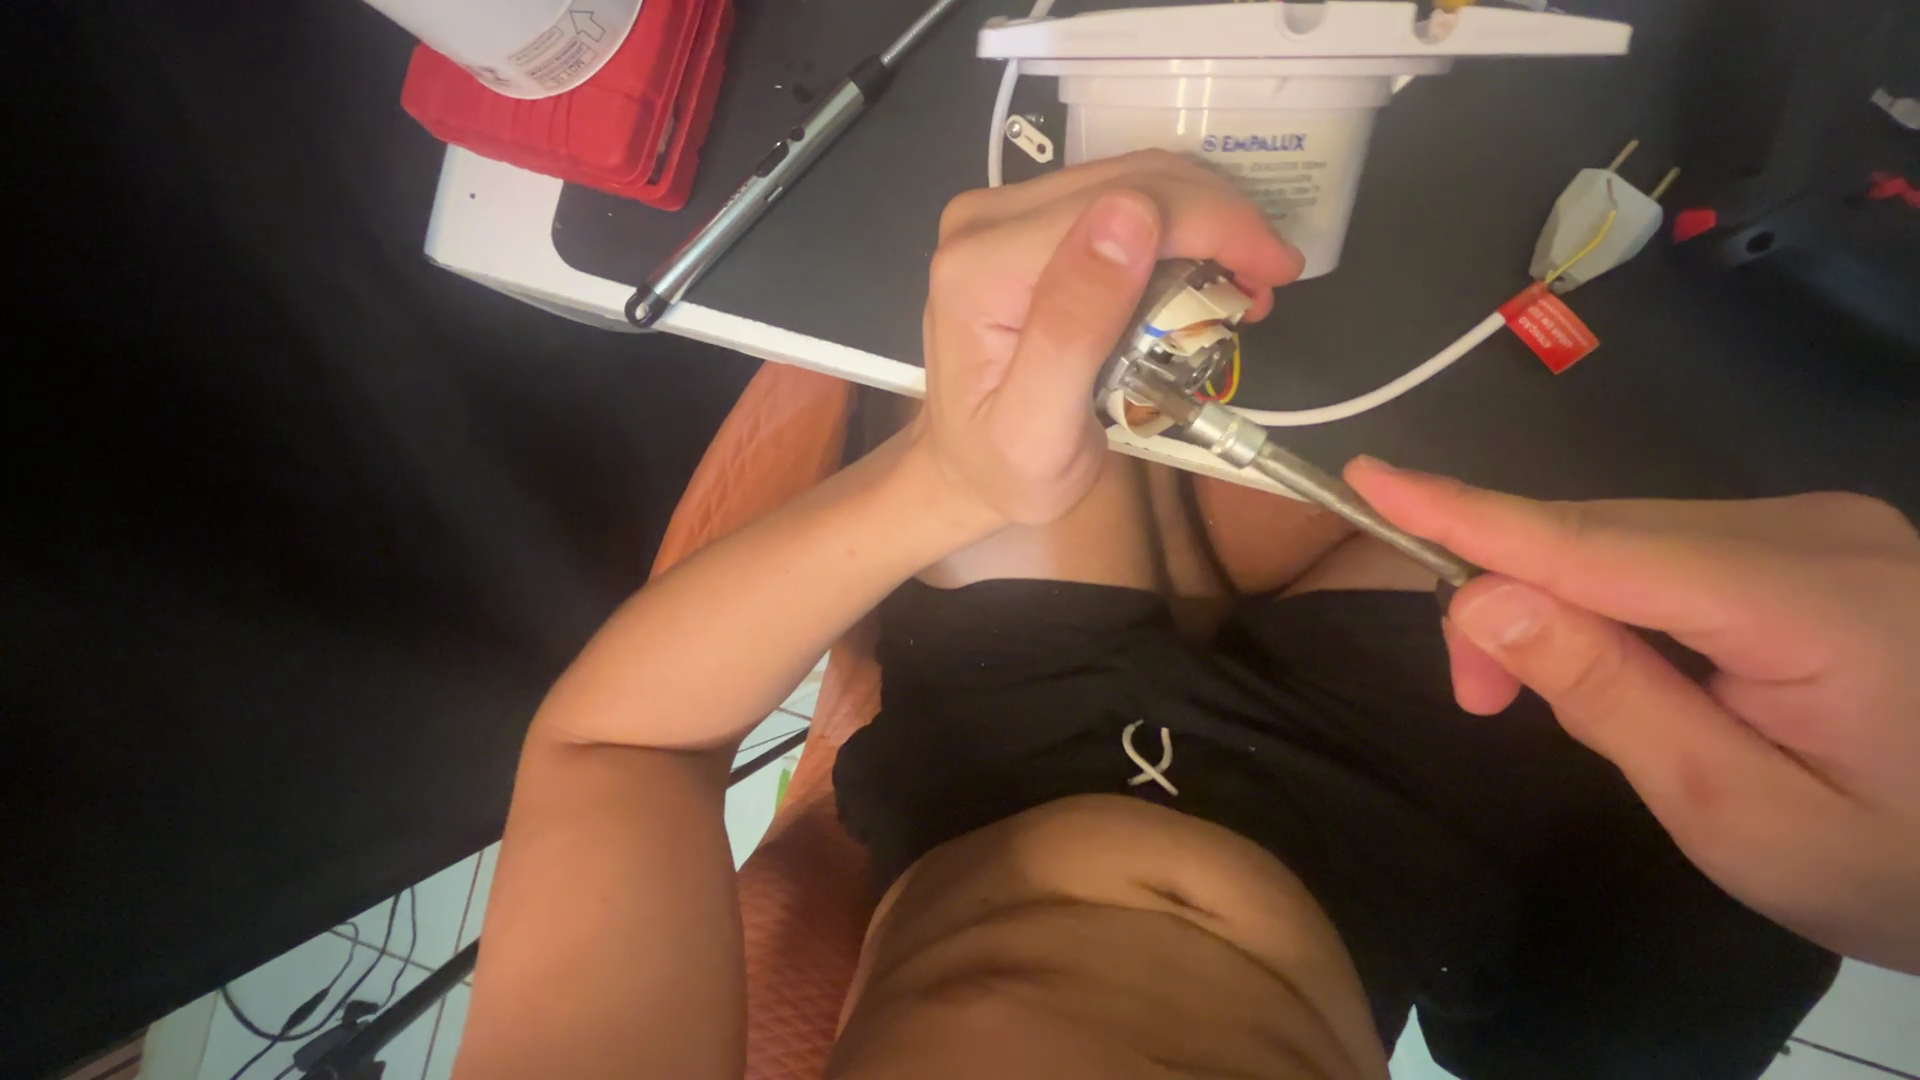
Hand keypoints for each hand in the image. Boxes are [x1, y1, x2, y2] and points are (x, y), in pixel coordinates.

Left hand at [914, 150, 1302, 526]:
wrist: (966, 471)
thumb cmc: (1006, 470)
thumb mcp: (1038, 426)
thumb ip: (1074, 327)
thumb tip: (1132, 214)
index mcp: (981, 266)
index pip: (1120, 204)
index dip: (1214, 224)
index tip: (1277, 273)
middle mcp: (984, 222)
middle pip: (1130, 180)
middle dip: (1219, 222)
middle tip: (1270, 282)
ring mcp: (999, 218)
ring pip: (1132, 183)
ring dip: (1203, 224)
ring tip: (1243, 285)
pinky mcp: (1021, 228)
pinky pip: (1117, 204)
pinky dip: (1173, 233)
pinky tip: (1201, 275)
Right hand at [1349, 458, 1919, 971]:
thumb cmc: (1907, 865)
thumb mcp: (1738, 813)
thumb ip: (1609, 696)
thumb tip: (1480, 599)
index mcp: (1814, 602)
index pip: (1590, 545)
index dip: (1465, 512)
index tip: (1367, 477)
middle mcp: (1808, 531)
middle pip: (1584, 540)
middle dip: (1500, 606)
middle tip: (1479, 701)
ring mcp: (1806, 526)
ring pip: (1602, 540)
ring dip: (1541, 606)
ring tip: (1527, 692)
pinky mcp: (1795, 539)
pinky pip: (1640, 548)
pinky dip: (1587, 599)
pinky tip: (1602, 658)